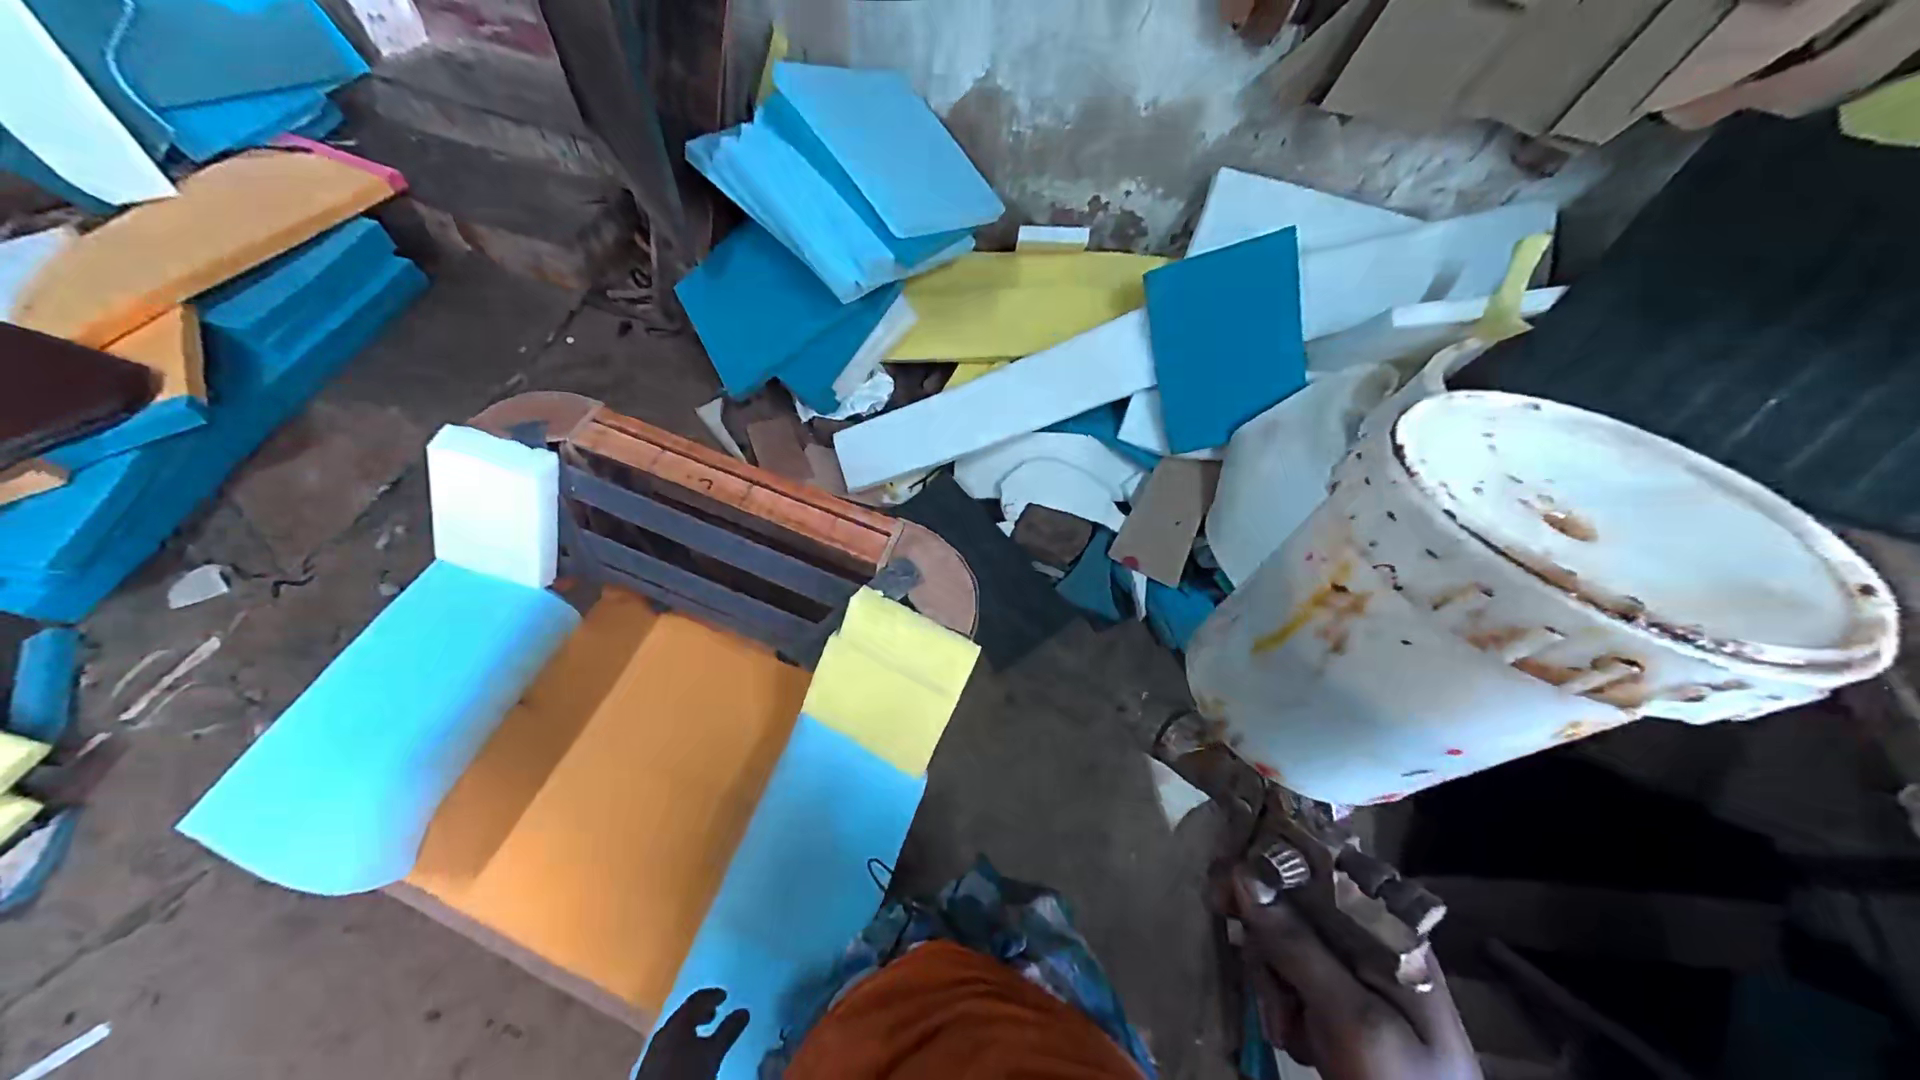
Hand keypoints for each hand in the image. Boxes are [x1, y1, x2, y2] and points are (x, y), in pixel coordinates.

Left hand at [634, 988, 749, 1079]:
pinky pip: (668, 1047)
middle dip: (700, 1012)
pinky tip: (688, 1055)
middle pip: (683, 1015)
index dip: (711, 995)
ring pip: (674, 1032)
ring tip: (703, 1034)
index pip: (696, 1000)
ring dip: (690, 1029)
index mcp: (677, 1024)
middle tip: (715, 1012)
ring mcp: (653, 1052)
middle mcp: (663, 1033)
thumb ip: (728, 1031)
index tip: (724, 995)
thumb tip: (744, 1011)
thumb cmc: (687, 1076)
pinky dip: (681, 1043)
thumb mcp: (713, 1054)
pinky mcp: (649, 1070)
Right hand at [1232, 865, 1480, 1079]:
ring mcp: (1354, 971)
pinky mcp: (1337, 1000)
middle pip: (1292, 904)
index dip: (1267, 867)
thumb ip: (1298, 945)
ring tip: (1288, 1029)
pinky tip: (1295, 1037)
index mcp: (1388, 929)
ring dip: (1272, 982)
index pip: (1319, 866)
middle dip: (1267, 944)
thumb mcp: (1352, 1020)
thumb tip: (1243, 873)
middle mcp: (1370, 938)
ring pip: (1282, 941)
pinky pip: (1288, 975)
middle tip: (1264, 984)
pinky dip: (1280, 1003)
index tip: (1225, 884)